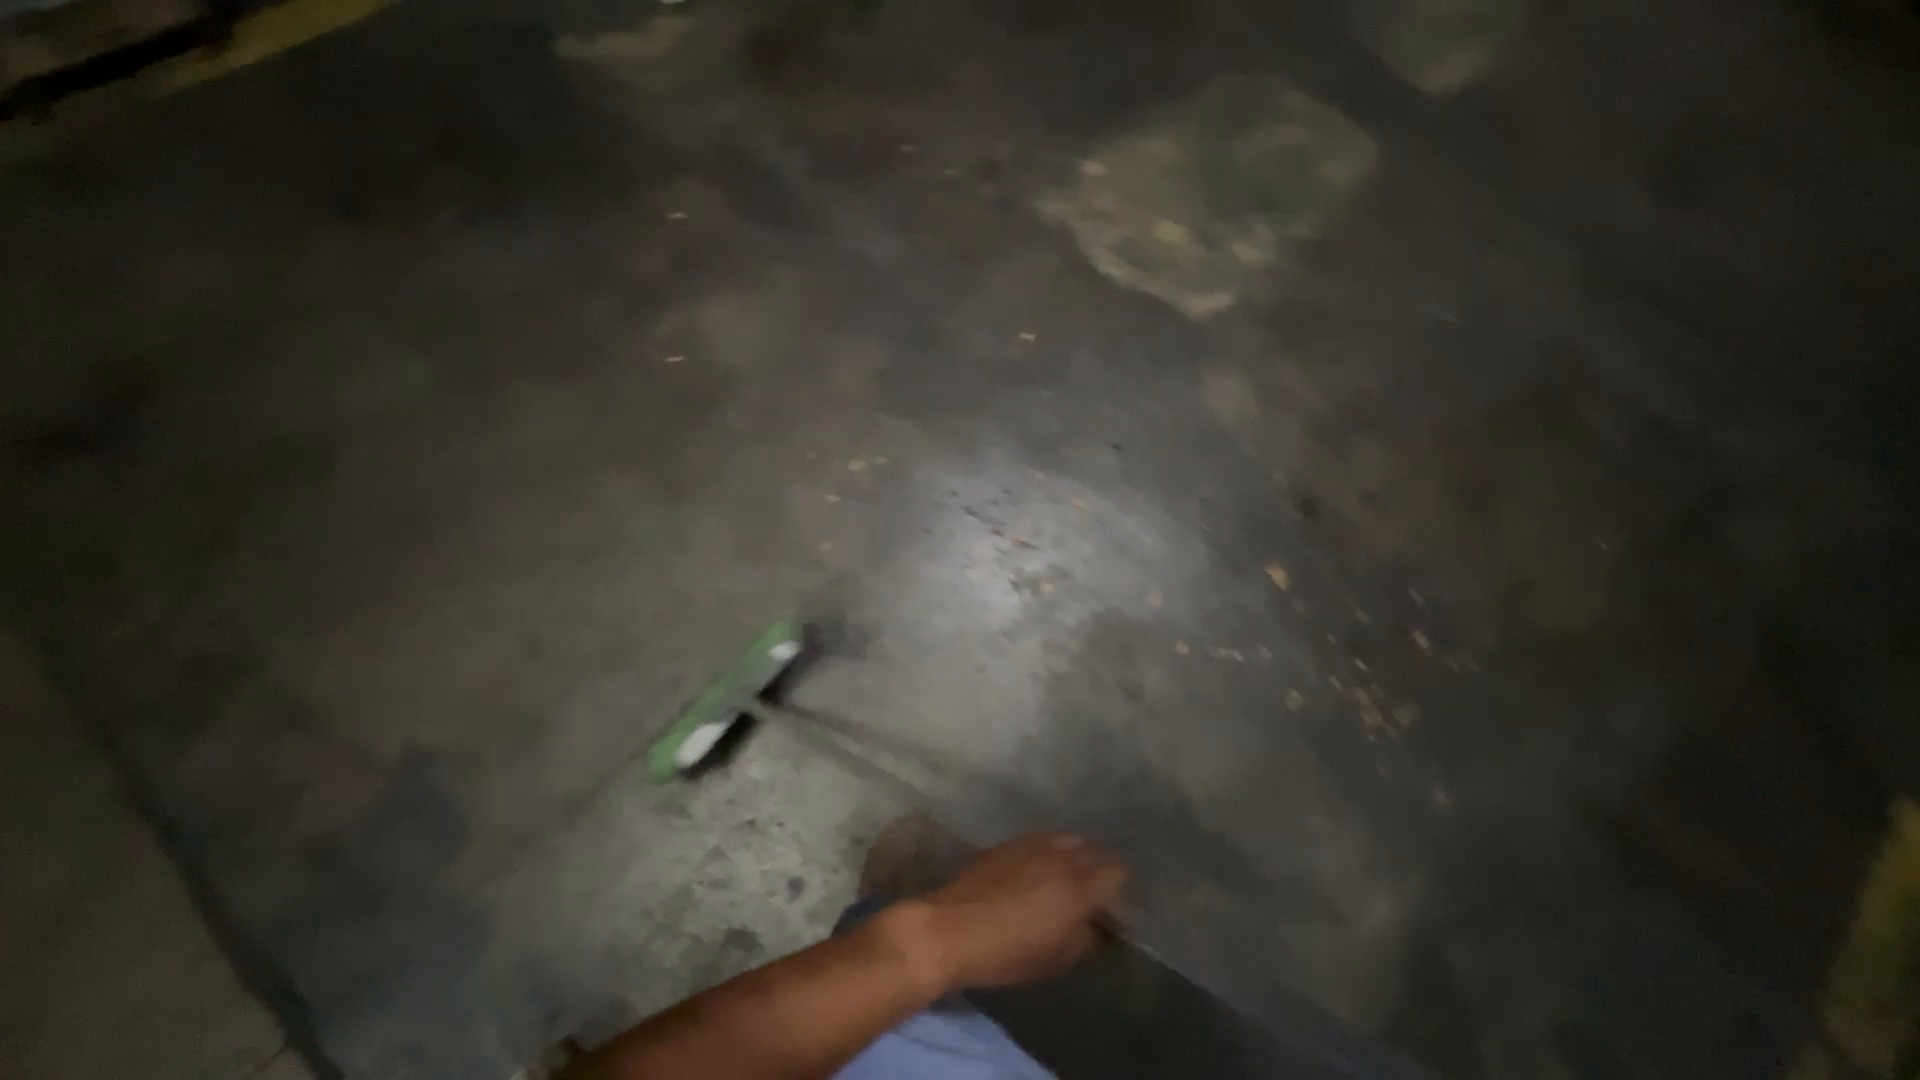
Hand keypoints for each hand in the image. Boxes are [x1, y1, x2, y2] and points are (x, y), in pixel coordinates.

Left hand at [907, 832, 1127, 990]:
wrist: (952, 928)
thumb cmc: (1008, 951)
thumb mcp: (1057, 958)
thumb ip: (1086, 938)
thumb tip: (1100, 927)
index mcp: (1079, 886)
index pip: (1117, 872)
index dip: (1121, 890)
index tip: (1115, 909)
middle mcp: (1060, 856)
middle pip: (1095, 850)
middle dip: (1101, 868)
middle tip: (1096, 893)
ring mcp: (1032, 844)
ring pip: (1069, 838)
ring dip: (1077, 854)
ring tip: (1070, 877)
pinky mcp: (1008, 843)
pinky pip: (1043, 838)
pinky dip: (1052, 849)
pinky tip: (1042, 867)